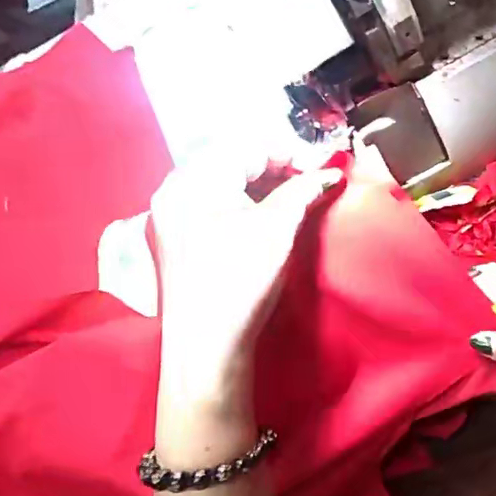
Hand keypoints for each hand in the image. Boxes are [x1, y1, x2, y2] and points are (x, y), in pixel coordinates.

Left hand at [151, 158, 342, 391]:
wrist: (206, 349)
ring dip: (256, 184)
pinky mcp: (171, 239)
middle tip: (308, 181)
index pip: (249, 145)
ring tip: (289, 199)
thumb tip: (327, 172)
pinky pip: (207, 204)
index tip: (321, 167)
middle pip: (230, 159)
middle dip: (274, 166)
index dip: (290, 151)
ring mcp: (168, 215)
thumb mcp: (278, 230)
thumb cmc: (239, 285)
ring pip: (219, 181)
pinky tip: (259, 217)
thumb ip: (303, 191)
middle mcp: (173, 190)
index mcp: (194, 180)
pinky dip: (236, 203)